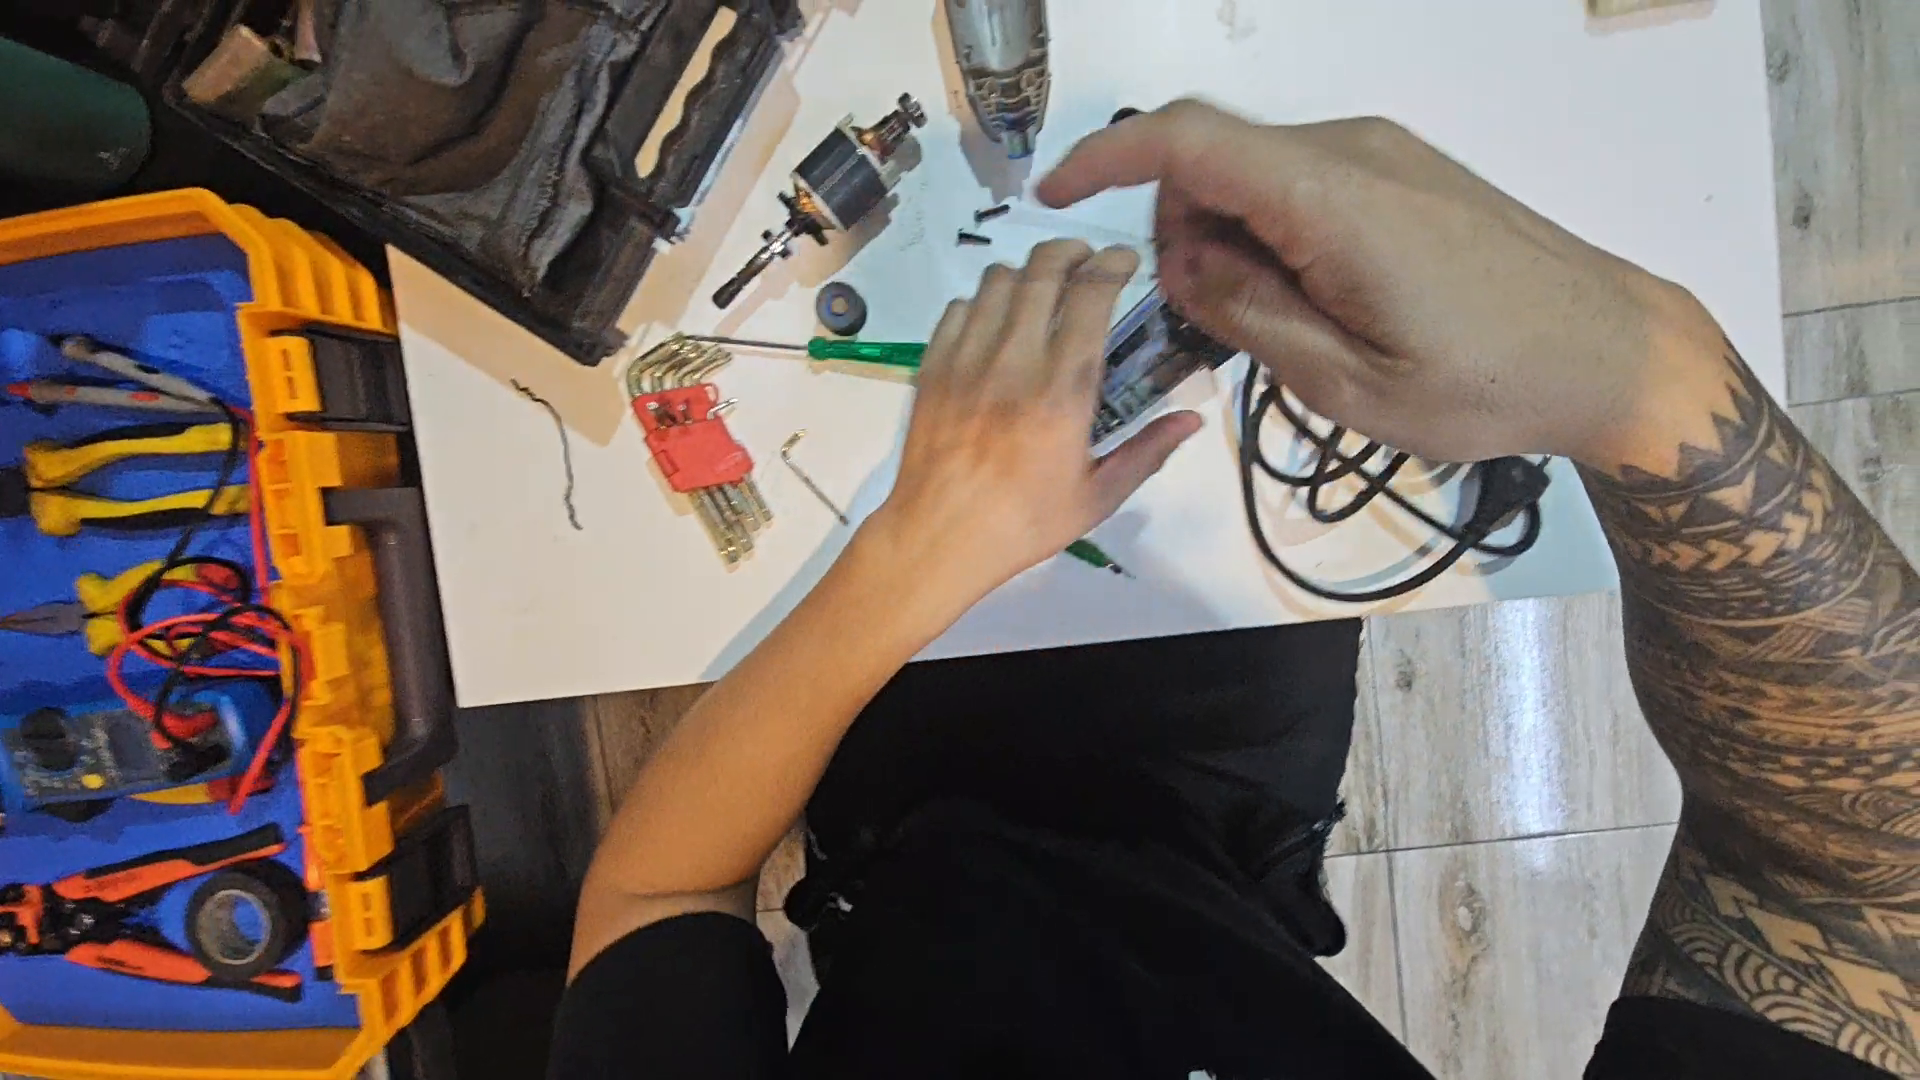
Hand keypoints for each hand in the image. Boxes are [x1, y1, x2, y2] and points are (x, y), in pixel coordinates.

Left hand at [862, 240, 1201, 608]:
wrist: (939, 537)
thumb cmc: (1023, 523)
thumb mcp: (1095, 498)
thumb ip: (1146, 453)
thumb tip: (1193, 420)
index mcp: (1063, 390)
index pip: (1091, 295)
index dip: (1113, 264)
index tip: (1125, 262)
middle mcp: (1014, 360)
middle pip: (1042, 269)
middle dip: (1071, 251)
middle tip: (1086, 261)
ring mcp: (966, 359)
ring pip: (996, 281)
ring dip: (1026, 274)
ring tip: (1041, 291)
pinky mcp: (932, 368)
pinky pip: (957, 309)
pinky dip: (981, 302)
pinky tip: (993, 324)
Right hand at [1036, 100, 1723, 465]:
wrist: (1609, 352)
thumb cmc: (1480, 384)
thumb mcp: (1340, 379)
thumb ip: (1245, 312)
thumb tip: (1177, 258)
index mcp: (1330, 200)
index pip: (1190, 141)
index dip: (1106, 158)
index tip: (1053, 195)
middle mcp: (1348, 152)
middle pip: (1209, 160)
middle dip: (1175, 232)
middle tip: (1210, 323)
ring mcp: (1375, 156)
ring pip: (1245, 176)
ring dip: (1222, 244)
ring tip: (1272, 325)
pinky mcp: (1392, 174)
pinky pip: (1288, 188)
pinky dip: (1261, 238)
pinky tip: (1301, 300)